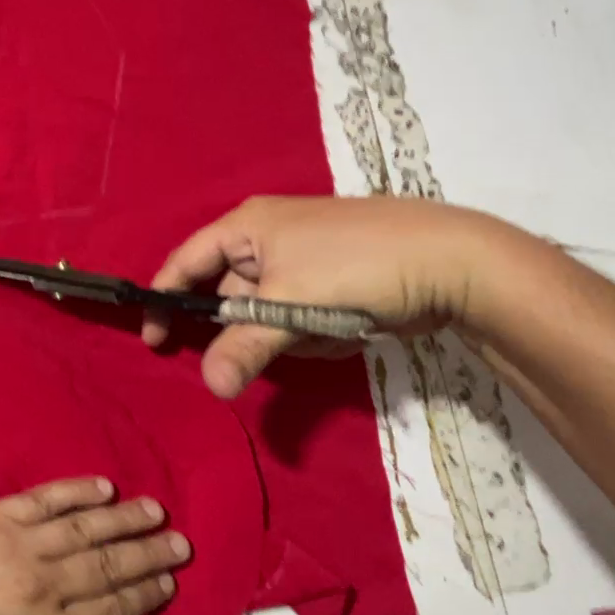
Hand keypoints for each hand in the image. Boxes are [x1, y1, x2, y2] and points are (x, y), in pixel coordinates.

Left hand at [0, 477, 188, 614]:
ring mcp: (17, 543)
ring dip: (123, 519)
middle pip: (107, 565)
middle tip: (180, 541)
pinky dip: (75, 491)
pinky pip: (44, 499)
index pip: (111, 610)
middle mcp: (42, 582)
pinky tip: (101, 487)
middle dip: (147, 554)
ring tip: (154, 510)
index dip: (144, 595)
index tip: (169, 582)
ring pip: (83, 528)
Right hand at [143, 195, 510, 397]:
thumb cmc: (357, 265)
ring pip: (265, 313)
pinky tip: (347, 328)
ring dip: (287, 333)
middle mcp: (265, 238)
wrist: (458, 262)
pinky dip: (313, 331)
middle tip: (270, 344)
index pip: (185, 263)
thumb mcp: (292, 305)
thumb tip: (210, 387)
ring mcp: (299, 261)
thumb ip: (244, 347)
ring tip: (326, 328)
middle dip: (247, 327)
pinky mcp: (329, 283)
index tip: (156, 342)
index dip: (164, 300)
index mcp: (246, 226)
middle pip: (227, 295)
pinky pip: (297, 317)